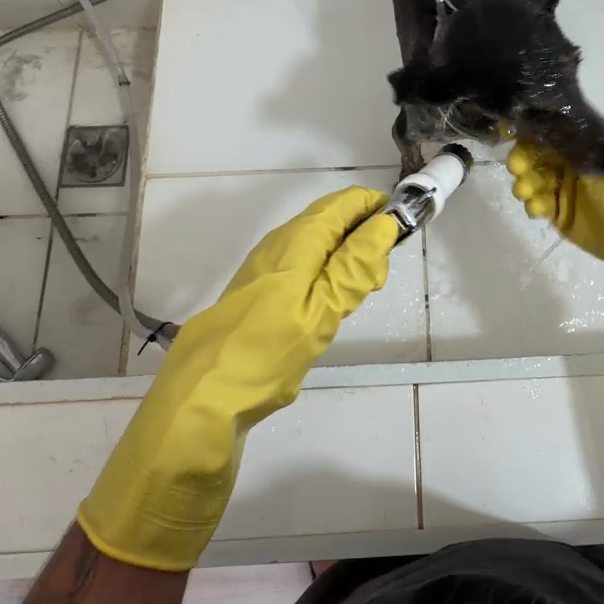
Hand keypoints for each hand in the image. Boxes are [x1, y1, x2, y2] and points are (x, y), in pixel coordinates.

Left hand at [76, 187, 399, 571]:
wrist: (201, 400)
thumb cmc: (267, 352)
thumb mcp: (321, 311)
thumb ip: (354, 267)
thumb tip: (385, 223)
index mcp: (296, 240)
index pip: (344, 203)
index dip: (375, 208)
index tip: (402, 232)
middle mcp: (278, 243)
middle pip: (330, 221)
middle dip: (362, 235)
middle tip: (381, 274)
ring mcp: (265, 268)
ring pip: (316, 245)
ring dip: (345, 258)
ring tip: (363, 291)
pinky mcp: (258, 294)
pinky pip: (302, 267)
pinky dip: (325, 275)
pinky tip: (330, 306)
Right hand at [507, 141, 603, 353]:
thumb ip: (575, 140)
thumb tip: (545, 119)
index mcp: (585, 145)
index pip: (551, 133)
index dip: (531, 133)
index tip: (513, 135)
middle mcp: (572, 164)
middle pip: (535, 156)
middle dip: (522, 159)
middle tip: (517, 168)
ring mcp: (565, 190)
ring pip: (533, 180)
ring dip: (525, 183)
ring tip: (527, 192)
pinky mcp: (560, 215)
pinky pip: (537, 205)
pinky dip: (533, 205)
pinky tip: (537, 208)